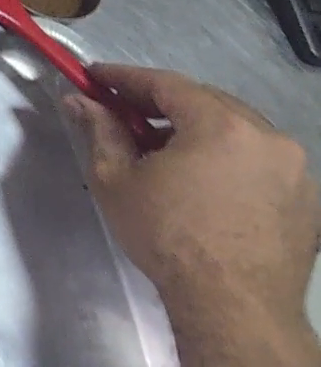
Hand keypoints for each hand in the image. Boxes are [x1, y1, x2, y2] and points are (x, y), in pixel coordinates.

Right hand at [69, 64, 320, 361]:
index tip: (93, 77)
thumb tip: (80, 101)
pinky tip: (195, 172)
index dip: (124, 77)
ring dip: (193, 125)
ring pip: (236, 128)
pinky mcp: (306, 199)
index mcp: (224, 128)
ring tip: (156, 143)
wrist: (233, 302)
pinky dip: (223, 151)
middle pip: (207, 101)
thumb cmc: (166, 232)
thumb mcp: (115, 176)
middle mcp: (270, 140)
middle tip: (119, 108)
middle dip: (159, 99)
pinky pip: (258, 156)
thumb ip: (101, 129)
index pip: (168, 84)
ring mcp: (297, 171)